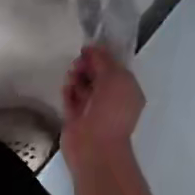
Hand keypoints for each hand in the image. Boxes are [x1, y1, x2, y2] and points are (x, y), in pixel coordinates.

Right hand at [61, 45, 145, 164]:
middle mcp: (112, 98)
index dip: (101, 56)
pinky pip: (70, 97)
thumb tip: (91, 49)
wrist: (95, 146)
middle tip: (78, 65)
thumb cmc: (111, 110)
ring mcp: (93, 108)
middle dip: (86, 66)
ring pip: (82, 84)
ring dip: (75, 77)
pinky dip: (68, 91)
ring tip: (72, 78)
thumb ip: (103, 60)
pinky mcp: (76, 116)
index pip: (114, 67)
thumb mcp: (114, 77)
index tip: (87, 50)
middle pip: (96, 74)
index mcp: (127, 89)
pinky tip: (67, 89)